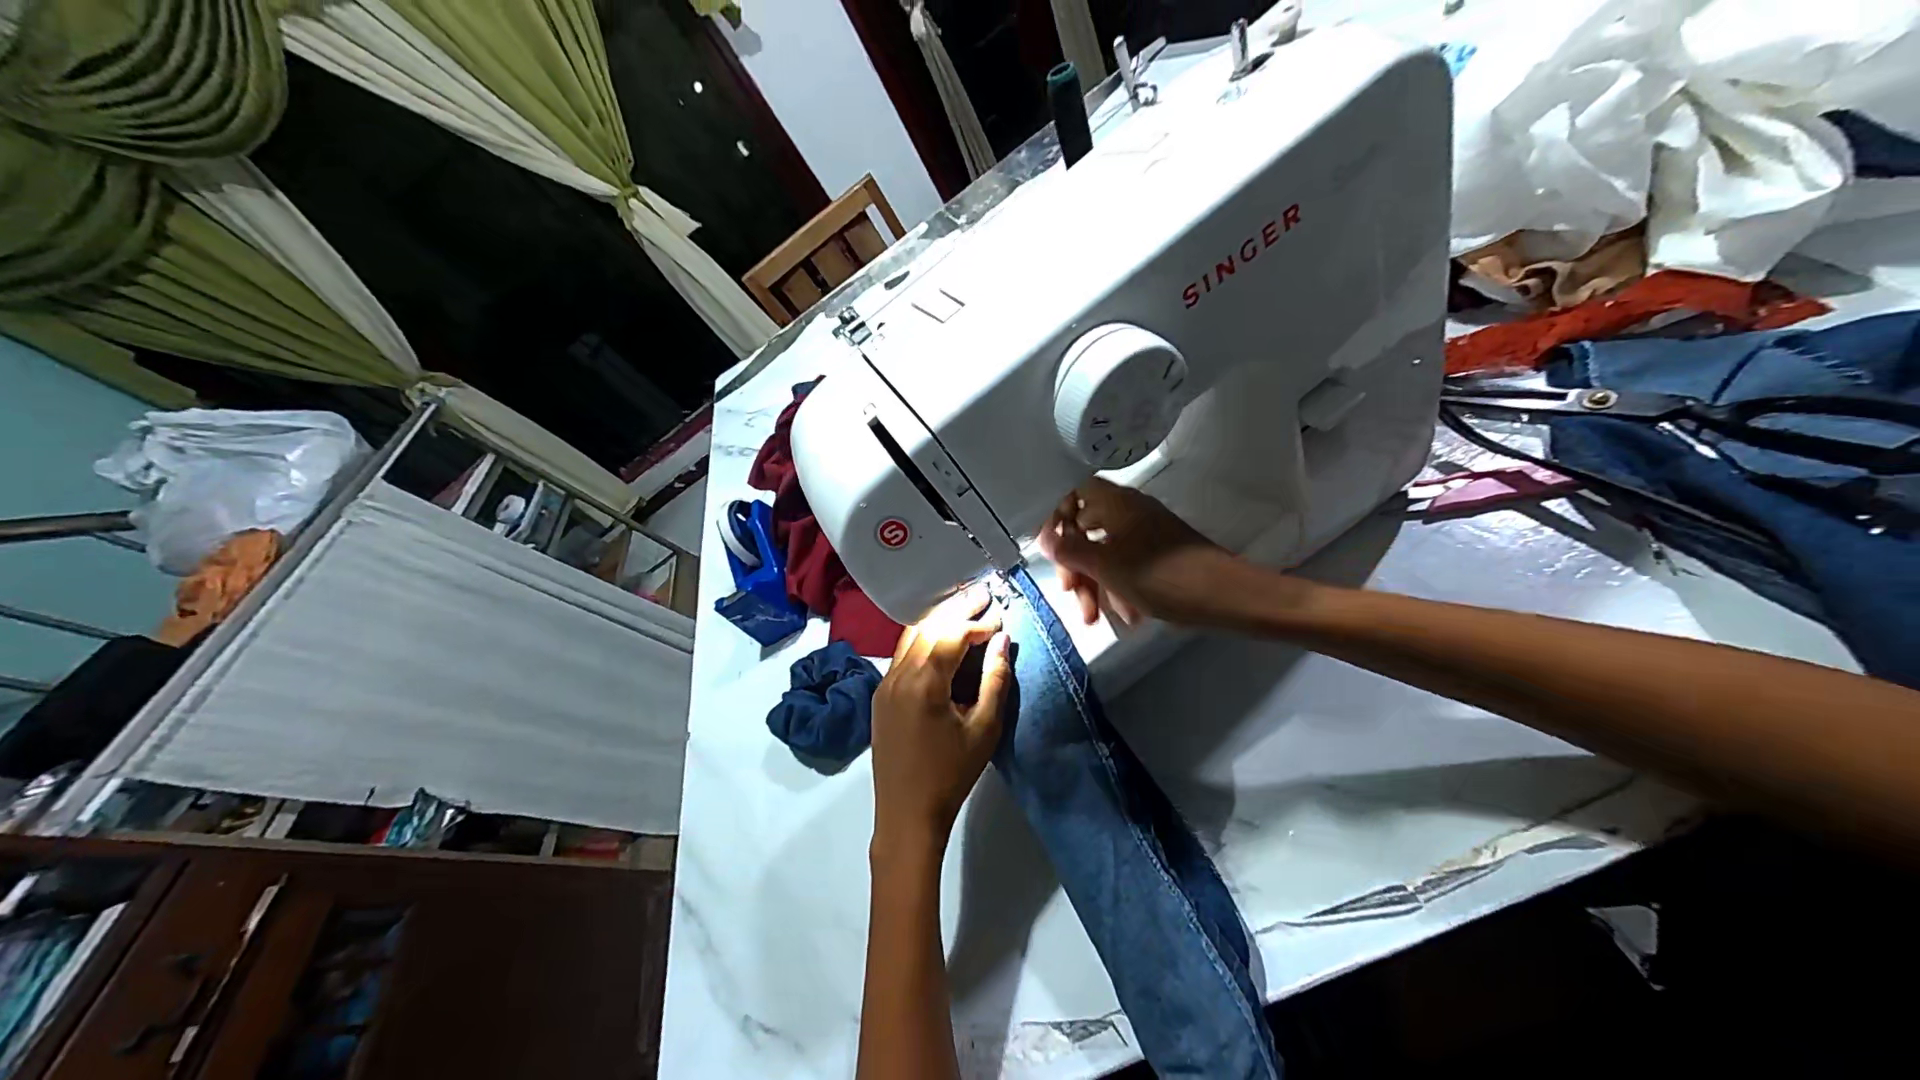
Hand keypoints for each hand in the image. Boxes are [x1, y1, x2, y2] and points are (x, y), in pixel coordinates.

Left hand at [871, 586, 1011, 850]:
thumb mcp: (984, 729)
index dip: (977, 622)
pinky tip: (941, 638)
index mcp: (923, 682)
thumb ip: (995, 681)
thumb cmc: (951, 774)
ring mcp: (885, 683)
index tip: (1000, 614)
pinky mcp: (881, 695)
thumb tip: (1002, 640)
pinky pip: (902, 654)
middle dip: (956, 609)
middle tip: (982, 592)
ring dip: (938, 620)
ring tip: (964, 608)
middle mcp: (898, 674)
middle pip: (928, 627)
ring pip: (911, 637)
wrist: (906, 814)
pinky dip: (924, 638)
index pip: (952, 635)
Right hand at [1037, 477, 1240, 626]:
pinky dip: (1117, 586)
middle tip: (1072, 593)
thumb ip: (1070, 551)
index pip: (1073, 493)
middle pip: (1086, 528)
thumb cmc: (1162, 577)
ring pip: (1105, 552)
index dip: (1056, 518)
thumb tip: (1046, 539)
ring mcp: (1147, 533)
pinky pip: (1126, 565)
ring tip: (1095, 617)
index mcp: (1117, 504)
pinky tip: (1126, 614)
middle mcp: (1130, 512)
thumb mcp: (1107, 566)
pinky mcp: (1160, 555)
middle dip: (1074, 564)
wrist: (1227, 596)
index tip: (1050, 550)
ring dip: (1094, 583)